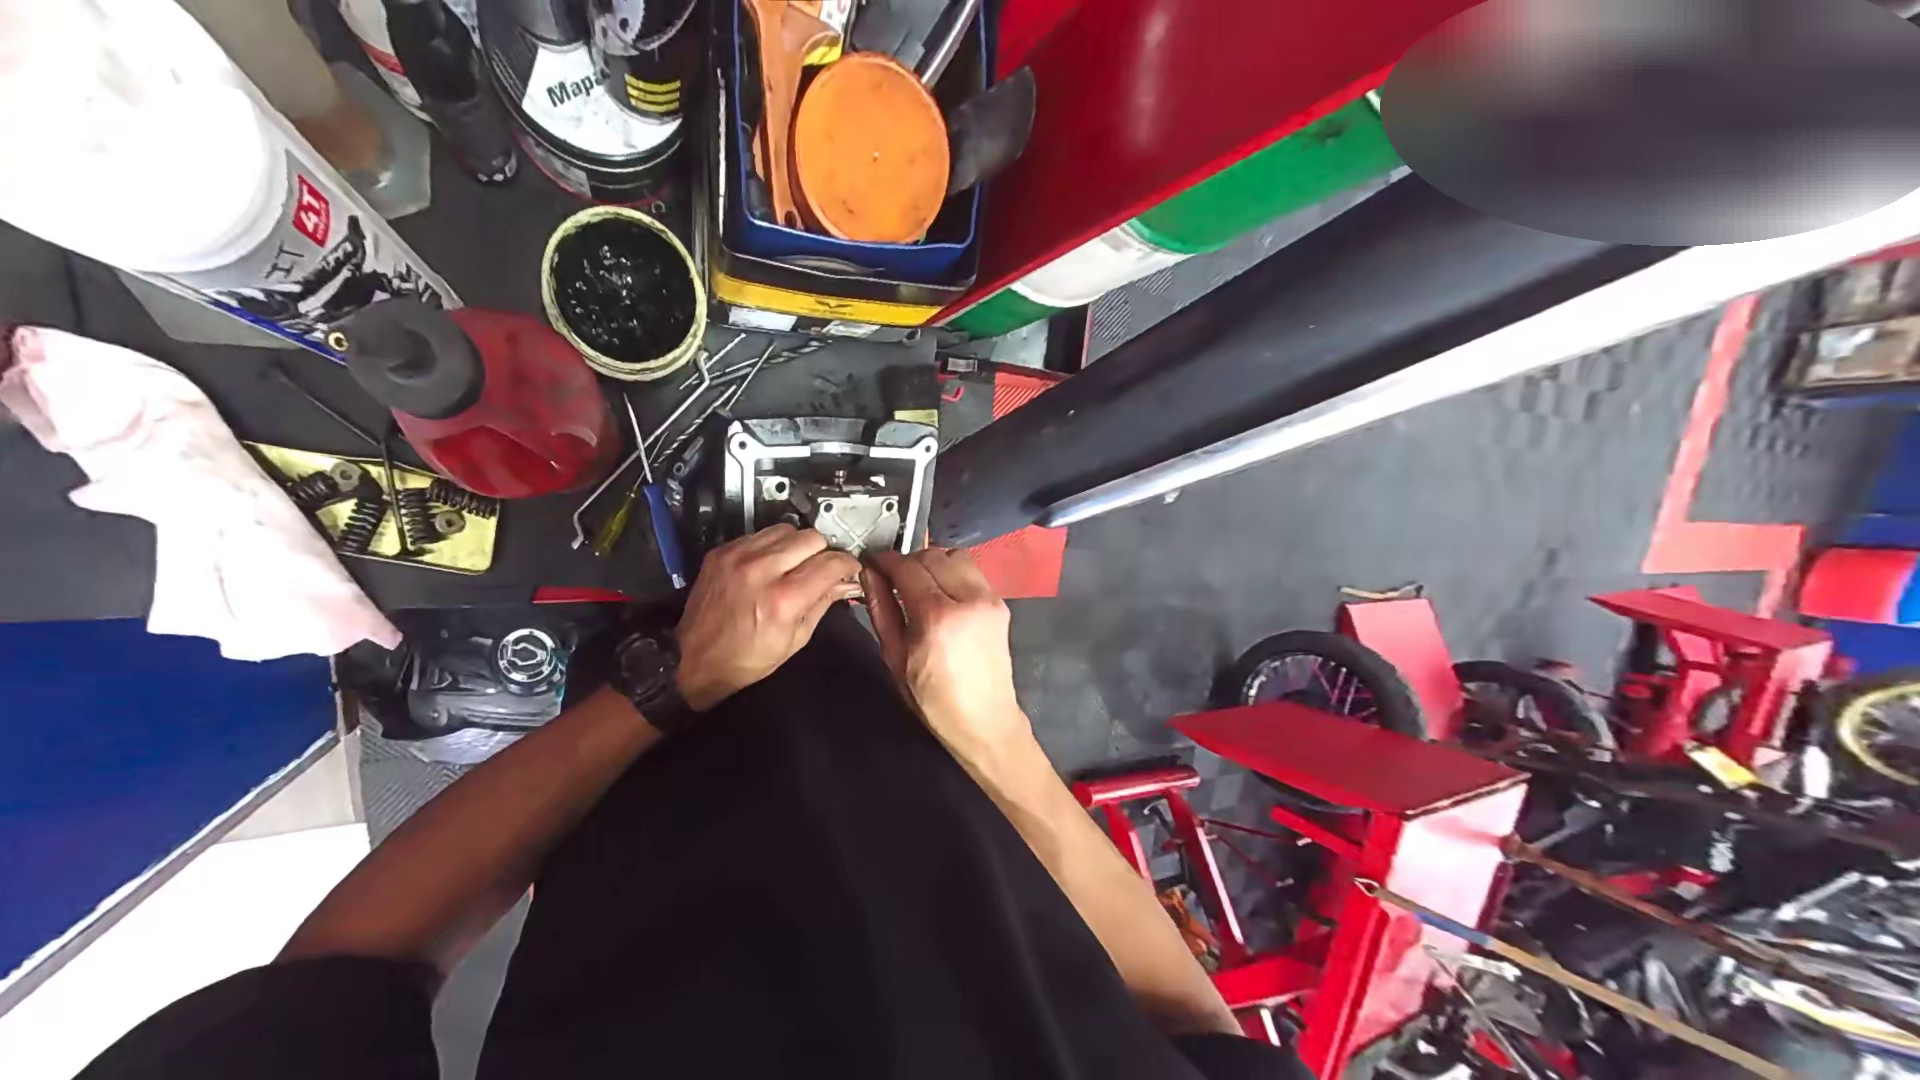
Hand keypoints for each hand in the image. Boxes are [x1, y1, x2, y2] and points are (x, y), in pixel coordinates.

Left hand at [675, 525, 861, 709]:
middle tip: (821, 569)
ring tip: (794, 566)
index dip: (848, 565)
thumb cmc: (747, 659)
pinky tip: (770, 565)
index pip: (831, 563)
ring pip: (787, 530)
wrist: (694, 660)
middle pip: (812, 538)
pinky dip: (772, 547)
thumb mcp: (796, 639)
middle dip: (823, 553)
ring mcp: (738, 557)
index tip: (849, 569)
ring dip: (798, 546)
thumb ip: (824, 602)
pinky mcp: (722, 552)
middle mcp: (761, 571)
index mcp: (783, 599)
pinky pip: (760, 535)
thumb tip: (847, 583)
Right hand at [863, 548, 1030, 757]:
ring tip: (919, 583)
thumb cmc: (932, 699)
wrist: (984, 720)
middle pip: (933, 555)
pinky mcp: (1001, 604)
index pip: (908, 567)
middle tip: (894, 577)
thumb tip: (870, 574)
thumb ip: (881, 609)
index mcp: (938, 616)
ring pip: (956, 556)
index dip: (886, 560)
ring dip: (933, 561)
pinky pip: (972, 572)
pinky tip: (942, 593)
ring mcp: (990, 599)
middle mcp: (969, 600)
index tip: (874, 563)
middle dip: (909, 560)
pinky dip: (953, 573)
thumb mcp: (895, 657)